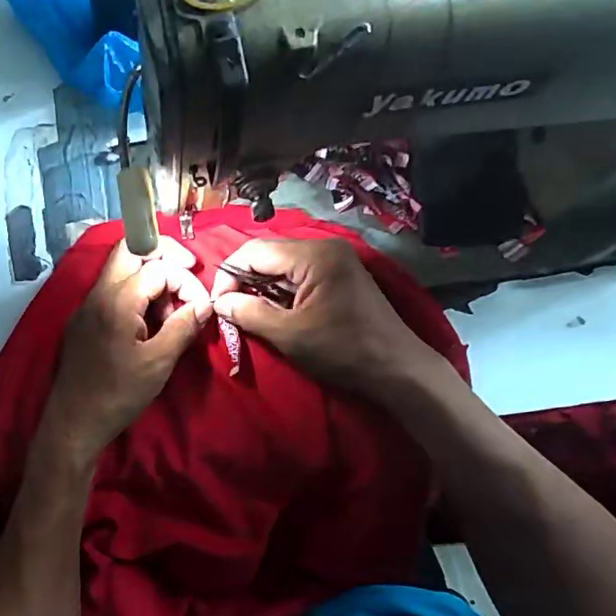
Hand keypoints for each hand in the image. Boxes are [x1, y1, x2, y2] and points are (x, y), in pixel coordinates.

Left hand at [40, 237, 210, 462]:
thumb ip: (183, 327)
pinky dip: (134, 296)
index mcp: (116, 300)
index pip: (157, 266)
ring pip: (120, 272)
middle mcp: (97, 294)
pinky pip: (111, 293)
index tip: (199, 306)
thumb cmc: (118, 394)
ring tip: (169, 310)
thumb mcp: (159, 362)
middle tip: (187, 276)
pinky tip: (148, 324)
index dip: (184, 280)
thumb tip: (205, 304)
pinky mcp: (83, 322)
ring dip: (149, 279)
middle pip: (130, 252)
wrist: (73, 422)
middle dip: (163, 258)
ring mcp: (86, 307)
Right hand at [210, 238, 451, 398]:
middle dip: (244, 281)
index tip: (219, 305)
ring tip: (251, 315)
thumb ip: (249, 313)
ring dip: (261, 288)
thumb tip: (220, 302)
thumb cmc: (342, 350)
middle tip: (232, 311)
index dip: (229, 275)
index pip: (253, 251)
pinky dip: (280, 292)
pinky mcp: (338, 276)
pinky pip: (298, 275)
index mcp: (314, 255)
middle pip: (267, 254)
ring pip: (280, 266)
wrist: (397, 368)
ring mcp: (334, 260)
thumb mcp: (288, 334)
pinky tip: (276, 313)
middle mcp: (324, 247)